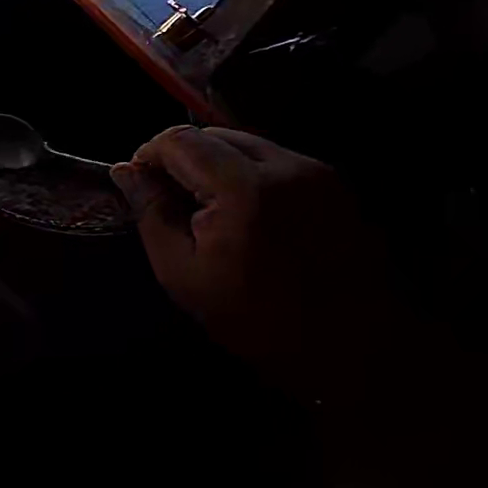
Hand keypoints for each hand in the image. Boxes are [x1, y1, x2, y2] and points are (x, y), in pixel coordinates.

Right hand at [111, 126, 399, 402]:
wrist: (361, 354)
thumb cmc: (261, 320)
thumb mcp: (182, 272)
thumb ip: (150, 211)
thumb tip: (126, 171)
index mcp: (244, 189)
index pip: (179, 139)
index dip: (149, 155)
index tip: (140, 183)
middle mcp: (286, 167)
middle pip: (212, 133)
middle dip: (181, 158)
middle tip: (170, 199)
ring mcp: (317, 174)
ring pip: (243, 143)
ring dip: (214, 164)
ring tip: (208, 209)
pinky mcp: (334, 185)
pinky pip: (273, 160)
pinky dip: (245, 174)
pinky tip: (244, 215)